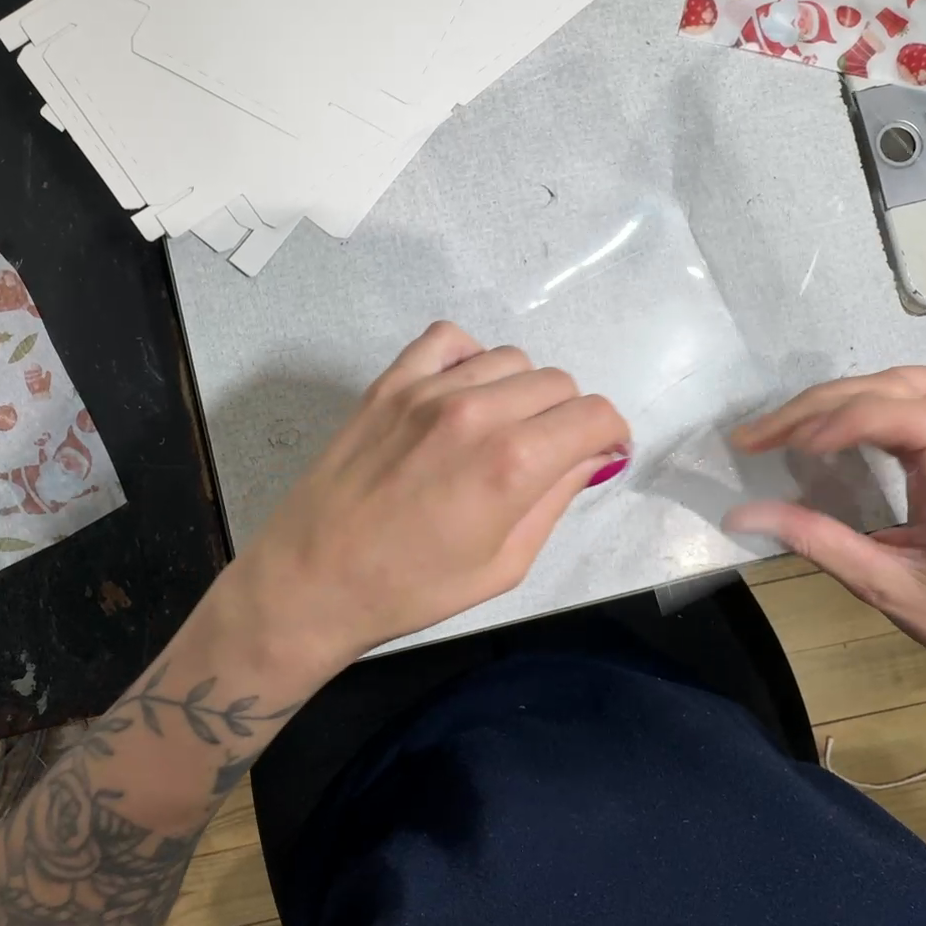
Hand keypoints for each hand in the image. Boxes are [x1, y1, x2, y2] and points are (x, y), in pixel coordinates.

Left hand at [232, 322, 629, 671]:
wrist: (314, 579)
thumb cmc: (414, 587)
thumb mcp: (504, 563)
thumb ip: (556, 498)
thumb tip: (595, 456)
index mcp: (513, 463)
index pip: (595, 414)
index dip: (610, 434)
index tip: (601, 454)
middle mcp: (477, 412)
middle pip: (558, 383)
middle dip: (569, 418)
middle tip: (548, 454)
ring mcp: (428, 390)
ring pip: (511, 359)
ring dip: (522, 391)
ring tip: (501, 428)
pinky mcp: (390, 382)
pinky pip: (447, 339)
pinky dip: (469, 358)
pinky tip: (463, 392)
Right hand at [722, 367, 925, 688]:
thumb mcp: (881, 588)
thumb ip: (815, 542)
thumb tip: (741, 514)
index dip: (859, 417)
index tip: (801, 446)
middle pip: (904, 392)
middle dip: (826, 405)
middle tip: (762, 437)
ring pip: (904, 386)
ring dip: (838, 397)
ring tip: (786, 427)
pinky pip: (902, 404)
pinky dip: (854, 407)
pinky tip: (819, 430)